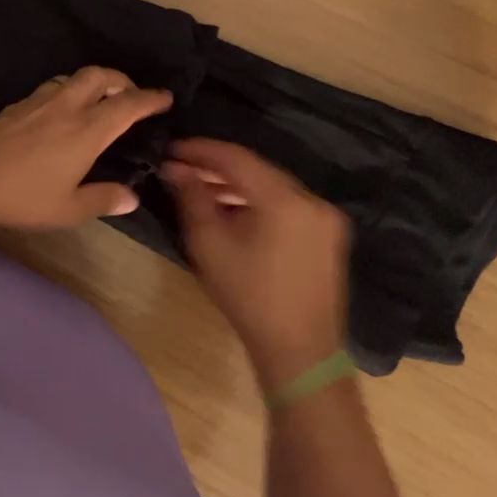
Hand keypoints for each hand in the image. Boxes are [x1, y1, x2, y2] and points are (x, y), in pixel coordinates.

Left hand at [0, 68, 172, 229]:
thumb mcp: (67, 209)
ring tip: (97, 103)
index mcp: (85, 129)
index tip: (164, 99)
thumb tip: (131, 196)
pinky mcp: (12, 108)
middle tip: (131, 95)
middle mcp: (63, 107)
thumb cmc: (19, 196)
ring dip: (90, 83)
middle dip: (121, 80)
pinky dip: (65, 93)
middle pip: (98, 75)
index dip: (149, 99)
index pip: (127, 104)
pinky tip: (60, 114)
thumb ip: (102, 200)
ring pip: (70, 78)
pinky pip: (48, 90)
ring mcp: (34, 104)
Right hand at [160, 139, 350, 392]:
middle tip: (179, 168)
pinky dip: (255, 200)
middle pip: (257, 169)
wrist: (298, 347)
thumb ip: (191, 197)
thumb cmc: (247, 293)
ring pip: (272, 186)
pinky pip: (286, 204)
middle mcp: (312, 200)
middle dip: (215, 166)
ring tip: (198, 189)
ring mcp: (325, 219)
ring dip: (235, 184)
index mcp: (285, 200)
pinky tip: (230, 210)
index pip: (236, 157)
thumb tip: (174, 168)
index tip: (169, 148)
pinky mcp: (327, 236)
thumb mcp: (208, 242)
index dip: (199, 149)